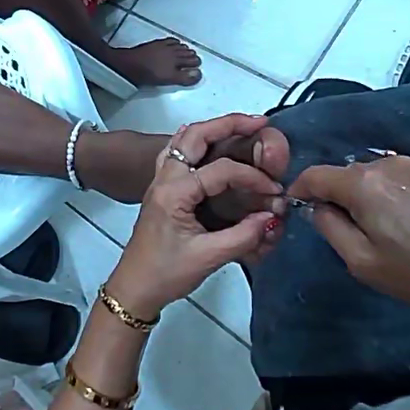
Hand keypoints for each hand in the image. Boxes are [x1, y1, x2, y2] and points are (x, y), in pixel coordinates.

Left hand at [105, 115, 285, 319]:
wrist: (135, 288)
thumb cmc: (167, 273)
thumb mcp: (208, 257)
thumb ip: (244, 236)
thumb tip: (273, 216)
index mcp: (174, 192)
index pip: (221, 170)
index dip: (252, 177)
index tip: (274, 191)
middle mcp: (164, 178)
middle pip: (195, 135)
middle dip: (228, 124)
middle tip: (260, 122)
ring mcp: (160, 181)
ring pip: (183, 139)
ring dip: (211, 129)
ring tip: (241, 127)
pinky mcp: (162, 188)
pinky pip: (176, 153)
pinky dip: (195, 143)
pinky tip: (212, 145)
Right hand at [287, 156, 409, 356]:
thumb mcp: (362, 261)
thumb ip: (330, 228)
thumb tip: (319, 209)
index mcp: (362, 182)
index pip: (314, 176)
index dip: (298, 193)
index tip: (296, 213)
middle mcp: (384, 164)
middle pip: (341, 175)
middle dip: (332, 198)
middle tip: (340, 235)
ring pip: (366, 178)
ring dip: (359, 199)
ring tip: (374, 236)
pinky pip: (389, 181)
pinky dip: (381, 199)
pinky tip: (398, 228)